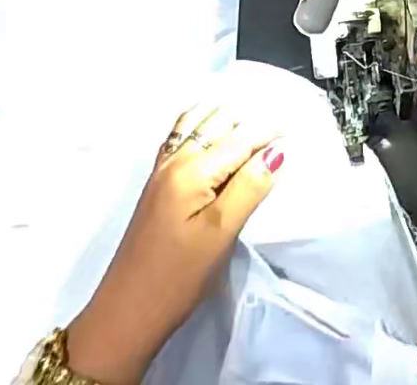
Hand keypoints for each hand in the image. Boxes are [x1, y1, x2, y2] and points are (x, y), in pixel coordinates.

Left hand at [66, 104, 283, 384]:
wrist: (128, 306)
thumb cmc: (178, 276)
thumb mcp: (220, 234)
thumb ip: (247, 189)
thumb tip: (273, 153)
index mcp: (192, 171)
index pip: (236, 142)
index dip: (263, 134)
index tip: (288, 127)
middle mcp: (174, 162)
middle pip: (212, 127)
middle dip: (241, 117)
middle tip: (269, 114)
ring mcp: (161, 171)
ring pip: (192, 127)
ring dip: (216, 116)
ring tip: (238, 110)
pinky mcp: (155, 185)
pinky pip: (176, 139)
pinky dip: (193, 124)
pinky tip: (198, 126)